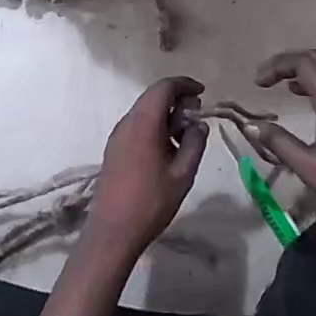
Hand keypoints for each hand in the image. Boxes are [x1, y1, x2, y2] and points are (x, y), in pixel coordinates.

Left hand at [87, 77, 208, 255]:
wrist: (113, 231)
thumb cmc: (151, 202)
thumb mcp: (183, 173)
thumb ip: (195, 143)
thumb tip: (198, 124)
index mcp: (143, 124)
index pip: (163, 88)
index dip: (184, 84)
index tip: (202, 92)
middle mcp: (127, 123)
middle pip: (152, 97)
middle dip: (177, 99)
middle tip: (197, 116)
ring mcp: (117, 136)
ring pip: (144, 111)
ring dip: (166, 114)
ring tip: (185, 135)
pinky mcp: (114, 149)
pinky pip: (137, 126)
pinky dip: (155, 126)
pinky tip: (167, 148)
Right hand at [251, 50, 315, 235]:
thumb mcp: (309, 167)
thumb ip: (279, 143)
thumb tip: (252, 126)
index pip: (304, 63)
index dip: (277, 66)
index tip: (258, 83)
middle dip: (287, 63)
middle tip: (265, 79)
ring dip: (301, 71)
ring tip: (277, 85)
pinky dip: (313, 83)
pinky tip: (301, 97)